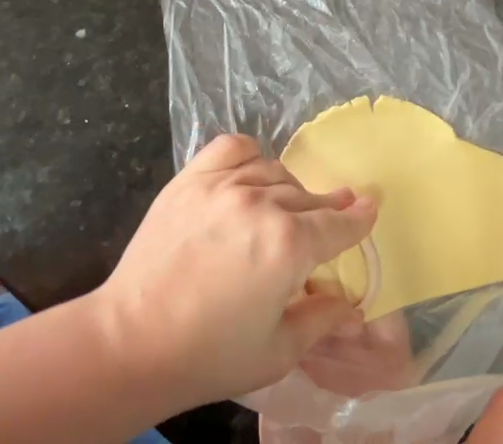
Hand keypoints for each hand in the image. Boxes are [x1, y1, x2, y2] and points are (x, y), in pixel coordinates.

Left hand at [92, 134, 377, 408]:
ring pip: (274, 172)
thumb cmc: (209, 355)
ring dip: (289, 190)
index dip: (358, 219)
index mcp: (289, 246)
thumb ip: (321, 319)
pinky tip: (252, 174)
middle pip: (308, 200)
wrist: (132, 341)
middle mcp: (261, 204)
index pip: (338, 226)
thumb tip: (351, 305)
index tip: (371, 207)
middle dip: (325, 211)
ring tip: (288, 209)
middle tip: (334, 216)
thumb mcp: (278, 350)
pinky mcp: (190, 180)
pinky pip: (232, 149)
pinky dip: (250, 156)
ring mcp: (222, 186)